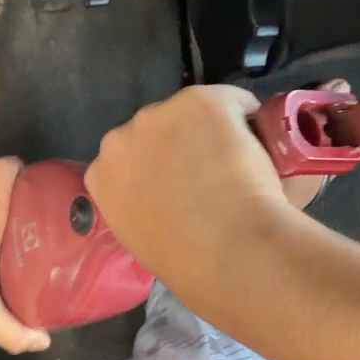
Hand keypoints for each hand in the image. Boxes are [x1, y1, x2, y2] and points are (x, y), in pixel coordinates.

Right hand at [83, 85, 299, 297]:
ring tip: (238, 167)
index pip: (129, 159)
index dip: (159, 170)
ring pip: (193, 115)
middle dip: (181, 147)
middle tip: (211, 179)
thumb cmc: (183, 258)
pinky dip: (251, 121)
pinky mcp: (200, 101)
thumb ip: (141, 207)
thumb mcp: (139, 235)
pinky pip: (233, 102)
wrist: (223, 249)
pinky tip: (258, 153)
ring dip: (211, 133)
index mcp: (101, 175)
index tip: (182, 190)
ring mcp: (158, 116)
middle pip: (156, 132)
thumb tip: (168, 200)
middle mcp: (120, 138)